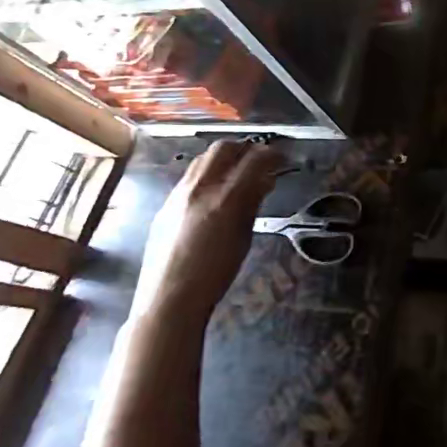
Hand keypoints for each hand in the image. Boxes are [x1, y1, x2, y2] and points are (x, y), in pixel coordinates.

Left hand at [134, 140, 283, 326]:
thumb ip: (252, 205)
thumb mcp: (242, 239)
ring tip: (236, 174)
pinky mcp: (165, 204)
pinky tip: (213, 193)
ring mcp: (177, 194)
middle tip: (258, 162)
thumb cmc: (214, 276)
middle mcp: (199, 188)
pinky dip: (207, 174)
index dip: (271, 155)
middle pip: (223, 149)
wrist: (169, 298)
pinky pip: (189, 177)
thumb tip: (264, 181)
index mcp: (225, 199)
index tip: (281, 159)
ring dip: (223, 159)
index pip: (253, 160)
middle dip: (244, 149)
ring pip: (202, 159)